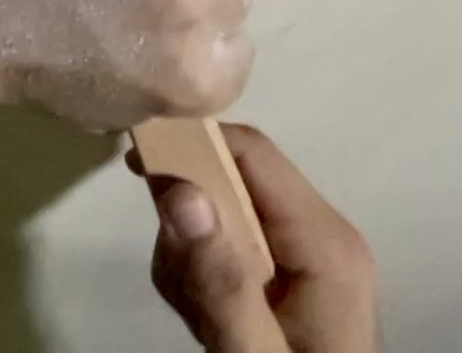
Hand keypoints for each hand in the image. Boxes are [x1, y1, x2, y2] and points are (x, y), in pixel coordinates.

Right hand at [138, 125, 376, 352]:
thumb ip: (221, 281)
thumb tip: (180, 190)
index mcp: (325, 241)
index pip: (249, 150)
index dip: (191, 145)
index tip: (136, 170)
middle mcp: (318, 232)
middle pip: (229, 179)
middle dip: (187, 219)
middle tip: (175, 276)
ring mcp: (303, 252)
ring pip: (217, 210)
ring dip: (187, 253)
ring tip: (196, 314)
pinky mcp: (285, 271)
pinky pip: (222, 240)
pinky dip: (195, 270)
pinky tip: (204, 317)